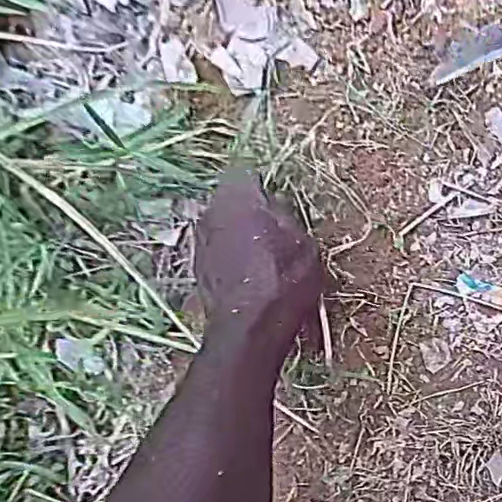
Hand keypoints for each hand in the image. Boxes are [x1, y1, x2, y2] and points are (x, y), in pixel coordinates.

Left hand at [192, 171, 324, 359]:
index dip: (266, 187)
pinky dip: (233, 256)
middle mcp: (212, 210)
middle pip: (233, 200)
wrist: (251, 326)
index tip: (280, 204)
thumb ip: (287, 216)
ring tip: (265, 257)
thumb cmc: (284, 282)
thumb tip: (276, 203)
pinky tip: (251, 276)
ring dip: (241, 234)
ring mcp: (200, 238)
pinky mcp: (197, 264)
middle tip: (276, 232)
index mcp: (239, 197)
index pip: (248, 175)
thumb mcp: (305, 245)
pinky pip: (219, 249)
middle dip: (252, 211)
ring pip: (224, 225)